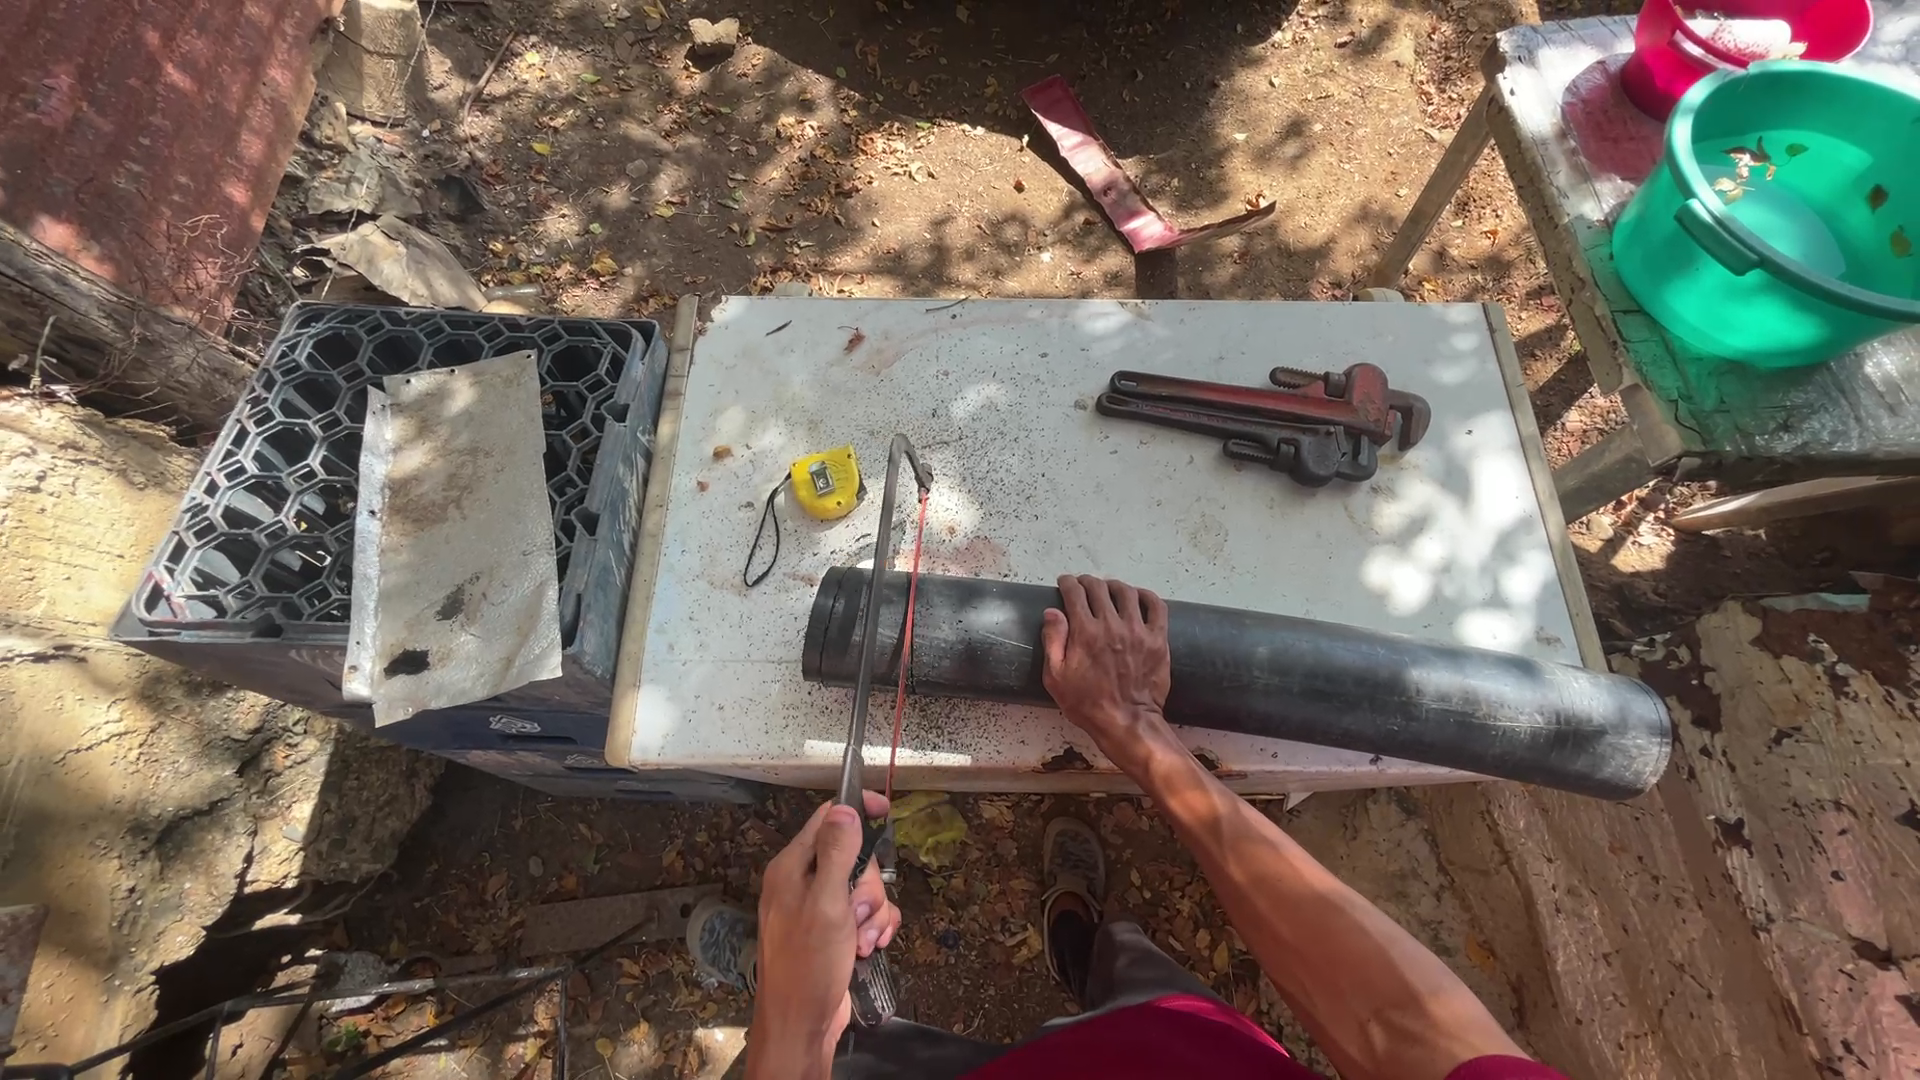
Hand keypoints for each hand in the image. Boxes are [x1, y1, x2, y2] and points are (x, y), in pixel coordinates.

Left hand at [747, 792, 899, 1079]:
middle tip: (859, 912)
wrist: (800, 1029)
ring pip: (864, 887)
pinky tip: (869, 947)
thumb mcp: (825, 902)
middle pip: (853, 855)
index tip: (886, 810)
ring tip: (861, 939)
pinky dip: (875, 927)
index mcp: (792, 866)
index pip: (828, 817)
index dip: (857, 810)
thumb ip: (836, 853)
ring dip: (874, 912)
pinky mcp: (834, 931)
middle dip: (867, 884)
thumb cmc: (808, 964)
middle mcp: (803, 881)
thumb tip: (845, 808)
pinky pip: (866, 913)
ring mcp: (819, 908)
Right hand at [1041, 575, 1175, 766]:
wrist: (1126, 722)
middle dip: (1087, 582)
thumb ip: (1052, 641)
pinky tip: (1137, 597)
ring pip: (1126, 592)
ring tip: (1108, 589)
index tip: (1065, 583)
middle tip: (1083, 585)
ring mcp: (1138, 630)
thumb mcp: (1055, 677)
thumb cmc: (1086, 703)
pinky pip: (1156, 606)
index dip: (1067, 583)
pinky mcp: (1158, 639)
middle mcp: (1112, 624)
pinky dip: (1146, 595)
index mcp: (1085, 632)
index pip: (1075, 593)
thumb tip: (1052, 611)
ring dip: (1113, 585)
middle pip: (1099, 588)